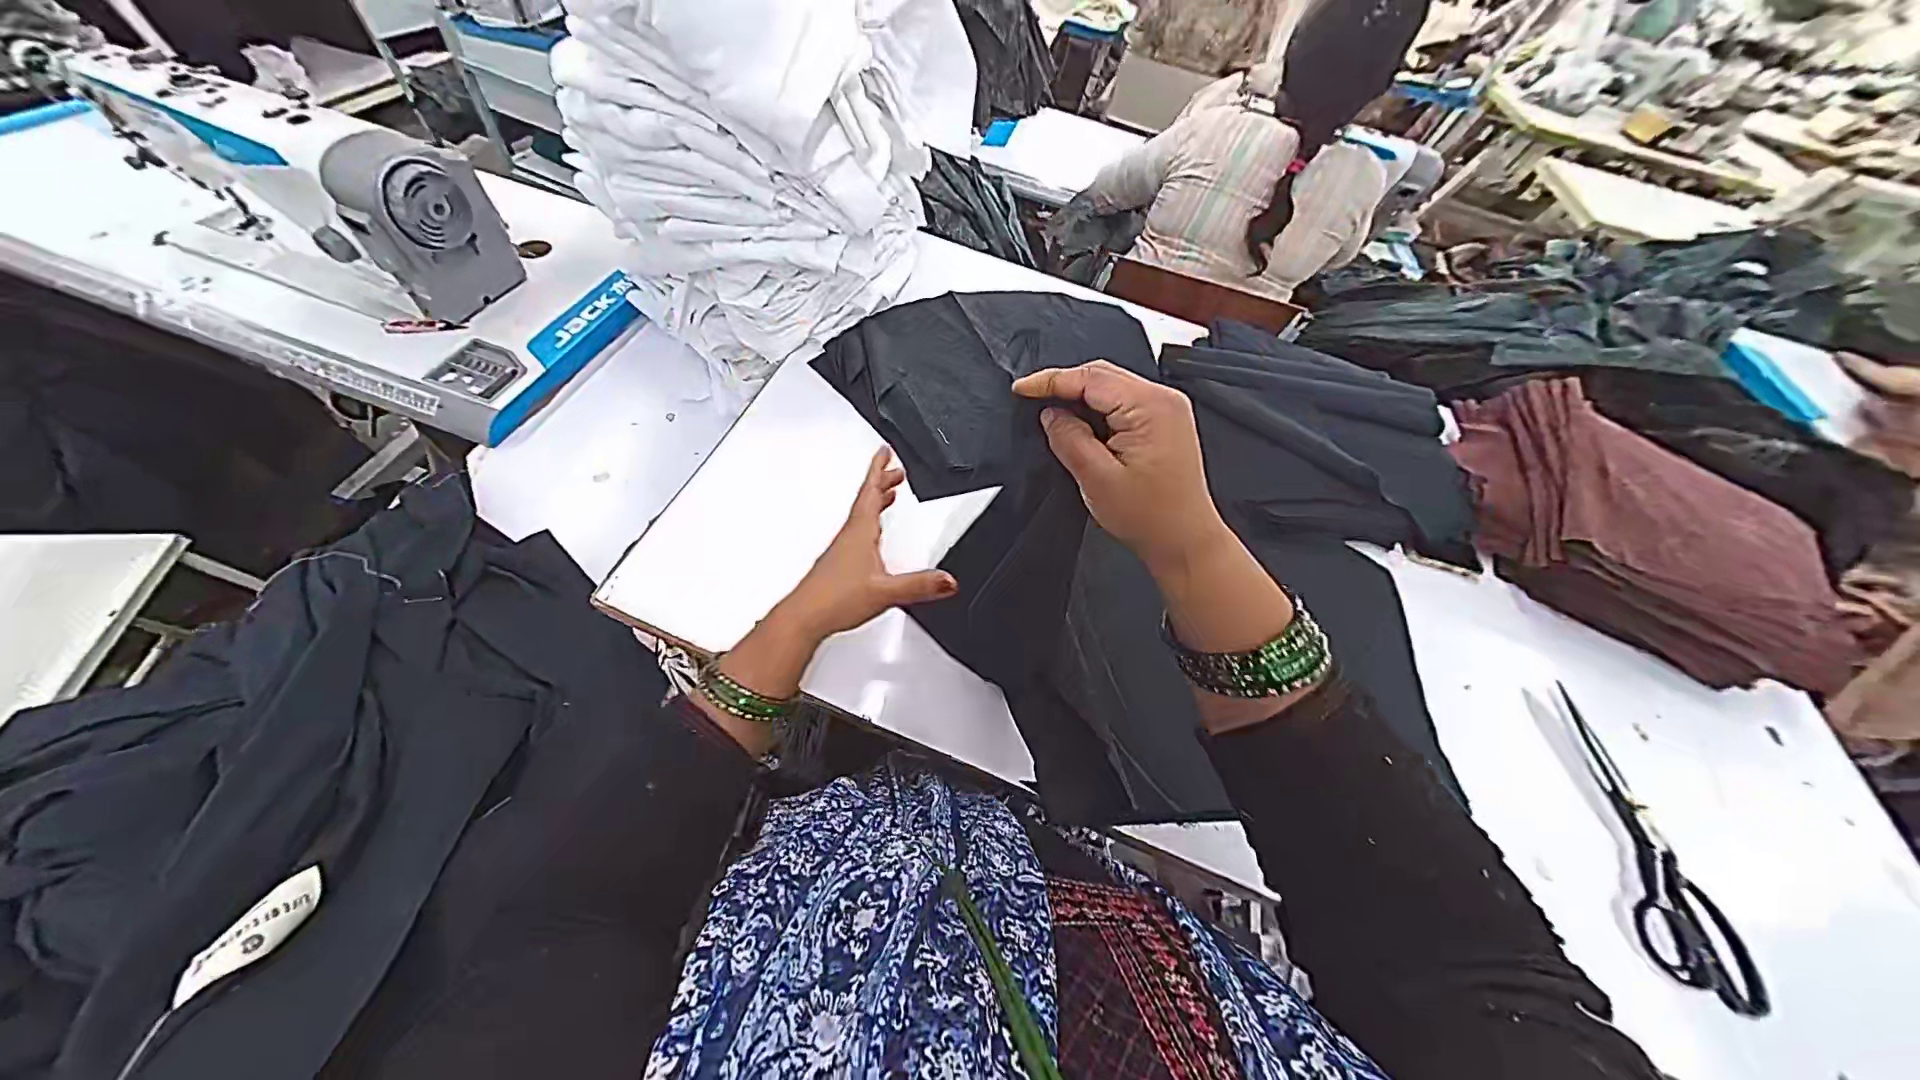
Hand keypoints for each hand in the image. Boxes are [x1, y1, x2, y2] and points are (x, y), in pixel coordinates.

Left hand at [774, 447, 958, 641]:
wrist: (804, 618)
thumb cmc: (833, 599)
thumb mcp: (887, 591)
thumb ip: (920, 585)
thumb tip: (948, 580)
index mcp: (859, 532)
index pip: (870, 491)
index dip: (878, 469)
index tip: (884, 452)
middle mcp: (849, 537)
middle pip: (866, 500)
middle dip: (881, 483)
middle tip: (894, 471)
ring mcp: (842, 551)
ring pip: (861, 517)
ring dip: (875, 502)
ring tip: (887, 497)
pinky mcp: (838, 566)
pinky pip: (857, 535)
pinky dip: (869, 526)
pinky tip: (874, 541)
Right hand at [1011, 360, 1230, 570]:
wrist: (1183, 540)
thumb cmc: (1152, 517)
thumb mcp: (1096, 478)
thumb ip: (1068, 439)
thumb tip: (1050, 414)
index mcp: (1150, 407)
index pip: (1090, 377)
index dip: (1050, 380)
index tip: (1022, 388)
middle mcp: (1163, 400)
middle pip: (1101, 375)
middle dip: (1063, 386)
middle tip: (1031, 400)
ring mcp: (1166, 409)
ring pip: (1110, 387)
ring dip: (1080, 398)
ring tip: (1053, 417)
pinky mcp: (1163, 421)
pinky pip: (1122, 402)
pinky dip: (1097, 409)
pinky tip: (1081, 426)